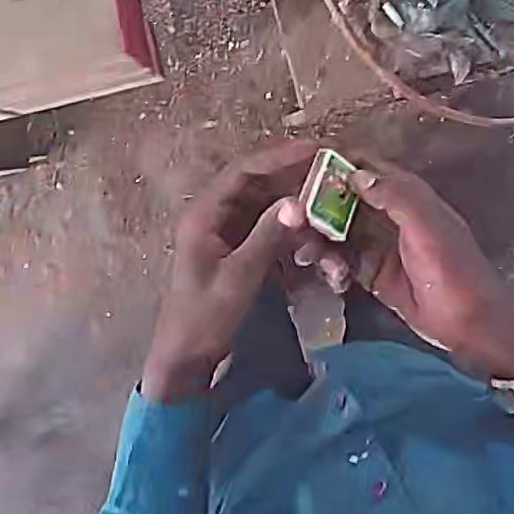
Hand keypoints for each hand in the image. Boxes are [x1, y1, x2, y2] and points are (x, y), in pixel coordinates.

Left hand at [140, 140, 318, 401]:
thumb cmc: (203, 320)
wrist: (184, 363)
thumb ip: (268, 237)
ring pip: (265, 203)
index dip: (279, 156)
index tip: (314, 149)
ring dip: (293, 199)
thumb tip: (299, 202)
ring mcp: (226, 232)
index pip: (244, 171)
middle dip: (291, 173)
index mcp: (204, 213)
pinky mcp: (237, 250)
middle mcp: (215, 215)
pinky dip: (289, 225)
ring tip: (328, 194)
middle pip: (256, 182)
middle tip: (329, 166)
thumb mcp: (238, 278)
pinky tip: (312, 228)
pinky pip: (267, 226)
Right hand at [296, 160, 513, 380]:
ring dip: (318, 239)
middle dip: (315, 205)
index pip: (361, 165)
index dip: (332, 163)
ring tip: (309, 256)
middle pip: (340, 197)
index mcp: (403, 192)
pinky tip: (335, 278)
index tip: (301, 169)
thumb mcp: (428, 227)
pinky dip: (331, 265)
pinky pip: (340, 259)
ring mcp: (376, 242)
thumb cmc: (454, 270)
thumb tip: (354, 174)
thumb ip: (395, 197)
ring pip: (335, 229)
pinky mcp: (369, 271)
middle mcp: (384, 212)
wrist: (471, 326)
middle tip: (293, 219)